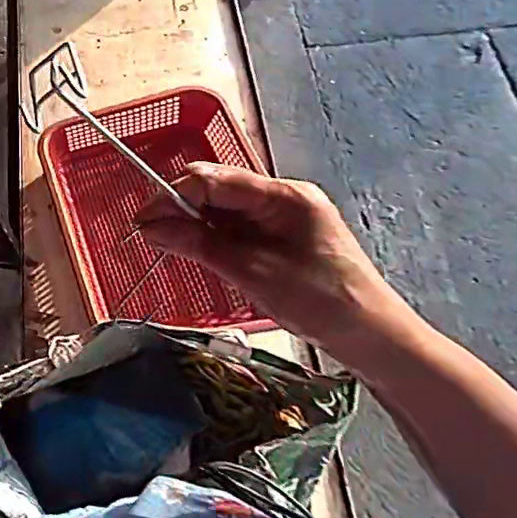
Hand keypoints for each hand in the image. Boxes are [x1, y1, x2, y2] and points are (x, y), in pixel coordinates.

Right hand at [135, 164, 406, 353]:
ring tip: (167, 243)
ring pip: (220, 206)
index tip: (142, 220)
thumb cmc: (324, 303)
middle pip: (215, 188)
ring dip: (191, 222)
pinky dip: (209, 235)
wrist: (374, 337)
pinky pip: (232, 224)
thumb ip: (199, 245)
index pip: (213, 180)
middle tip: (149, 233)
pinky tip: (195, 249)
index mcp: (283, 195)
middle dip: (178, 207)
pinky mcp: (277, 234)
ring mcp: (280, 215)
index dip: (172, 196)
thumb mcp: (253, 273)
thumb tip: (151, 228)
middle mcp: (281, 196)